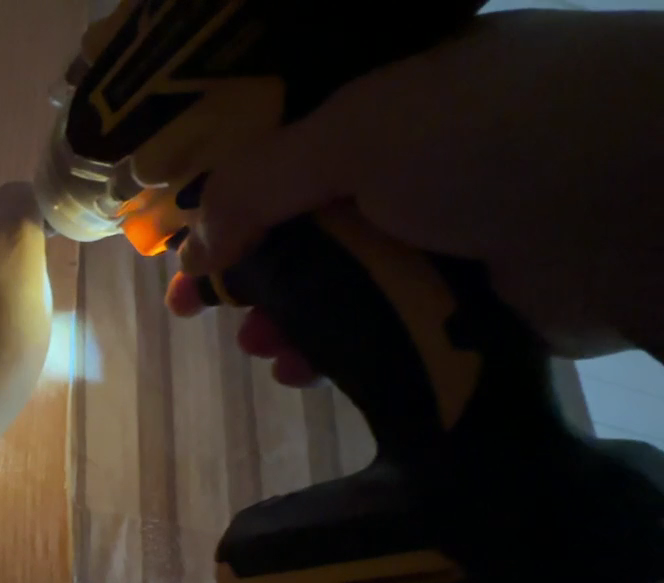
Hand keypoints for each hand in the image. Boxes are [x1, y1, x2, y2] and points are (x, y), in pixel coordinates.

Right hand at [168, 10, 663, 384]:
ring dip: (277, 322)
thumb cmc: (508, 138)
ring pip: (323, 286)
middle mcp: (405, 166)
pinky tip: (302, 370)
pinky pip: (367, 327)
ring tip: (261, 350)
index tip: (178, 249)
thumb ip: (256, 184)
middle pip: (288, 228)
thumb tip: (192, 248)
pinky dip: (326, 352)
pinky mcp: (456, 296)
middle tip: (194, 312)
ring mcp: (434, 233)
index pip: (274, 156)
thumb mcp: (361, 134)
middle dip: (238, 275)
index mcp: (384, 107)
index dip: (217, 202)